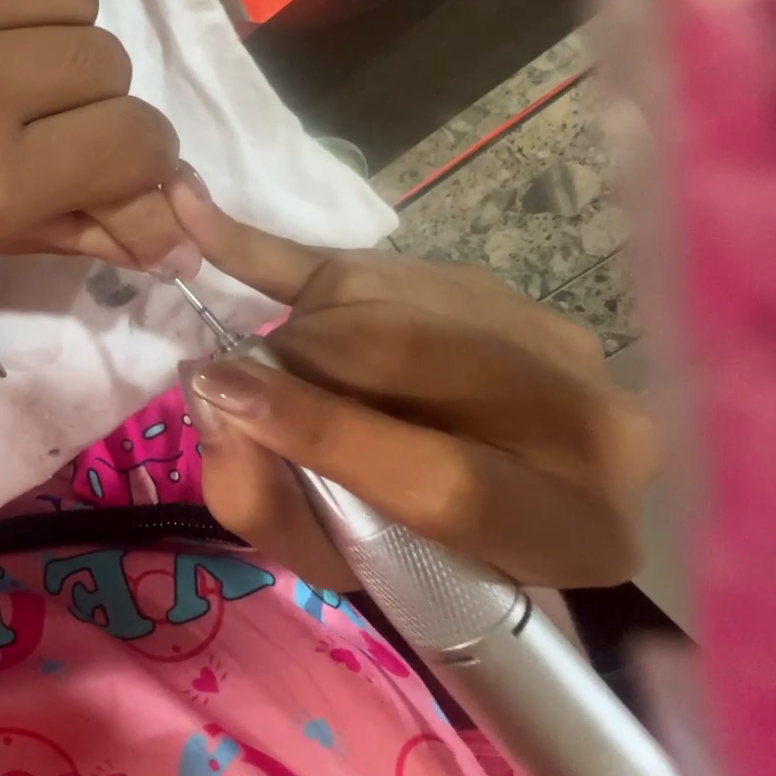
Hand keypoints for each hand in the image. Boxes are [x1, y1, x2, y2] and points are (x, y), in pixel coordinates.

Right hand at [168, 169, 658, 590]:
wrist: (491, 484)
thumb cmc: (409, 546)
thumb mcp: (338, 562)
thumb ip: (268, 504)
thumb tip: (213, 403)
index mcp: (566, 527)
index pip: (448, 479)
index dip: (327, 433)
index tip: (225, 396)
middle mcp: (581, 414)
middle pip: (403, 356)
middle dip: (299, 365)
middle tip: (243, 387)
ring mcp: (535, 327)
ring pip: (376, 297)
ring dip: (302, 330)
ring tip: (284, 364)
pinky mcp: (472, 277)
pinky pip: (356, 256)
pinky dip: (264, 242)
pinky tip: (195, 213)